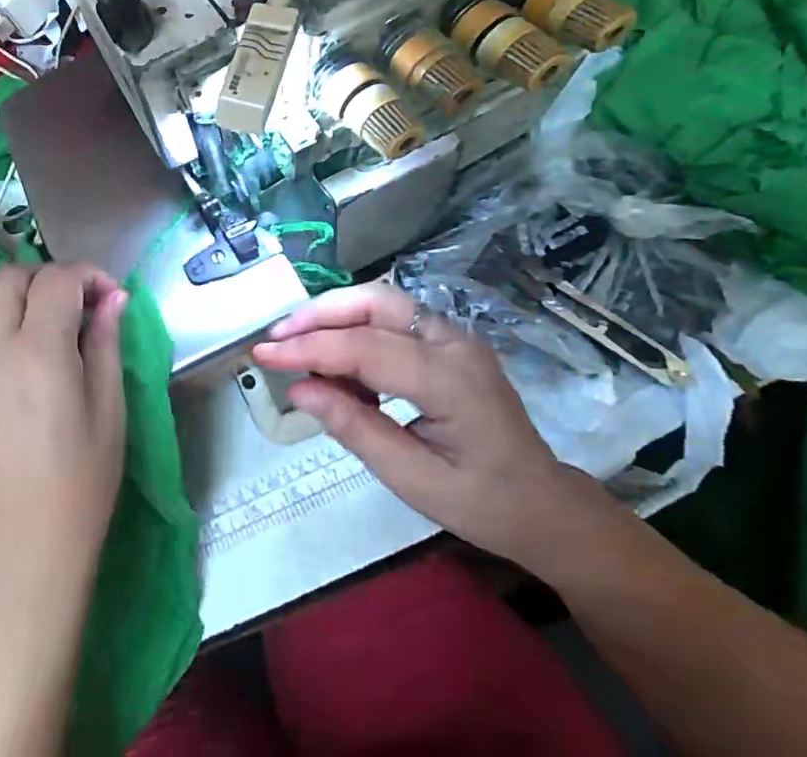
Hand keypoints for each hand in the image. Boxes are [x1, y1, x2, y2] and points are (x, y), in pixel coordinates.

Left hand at [0, 263, 128, 593]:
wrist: (22, 551)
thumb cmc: (81, 485)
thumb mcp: (110, 412)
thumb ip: (107, 345)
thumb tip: (114, 300)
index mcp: (38, 353)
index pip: (55, 280)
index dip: (89, 276)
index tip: (114, 298)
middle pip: (8, 278)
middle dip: (48, 276)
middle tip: (84, 305)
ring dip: (27, 300)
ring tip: (66, 333)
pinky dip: (12, 327)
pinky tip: (40, 361)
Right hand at [253, 282, 602, 561]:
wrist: (543, 504)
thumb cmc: (481, 501)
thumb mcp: (412, 479)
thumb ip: (354, 428)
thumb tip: (299, 389)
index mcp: (451, 381)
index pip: (365, 347)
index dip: (309, 348)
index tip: (263, 354)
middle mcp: (455, 343)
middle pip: (376, 302)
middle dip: (319, 314)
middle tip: (276, 339)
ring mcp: (455, 337)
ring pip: (382, 302)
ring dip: (334, 316)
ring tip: (296, 349)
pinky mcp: (448, 342)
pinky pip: (392, 320)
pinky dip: (355, 329)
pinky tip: (337, 363)